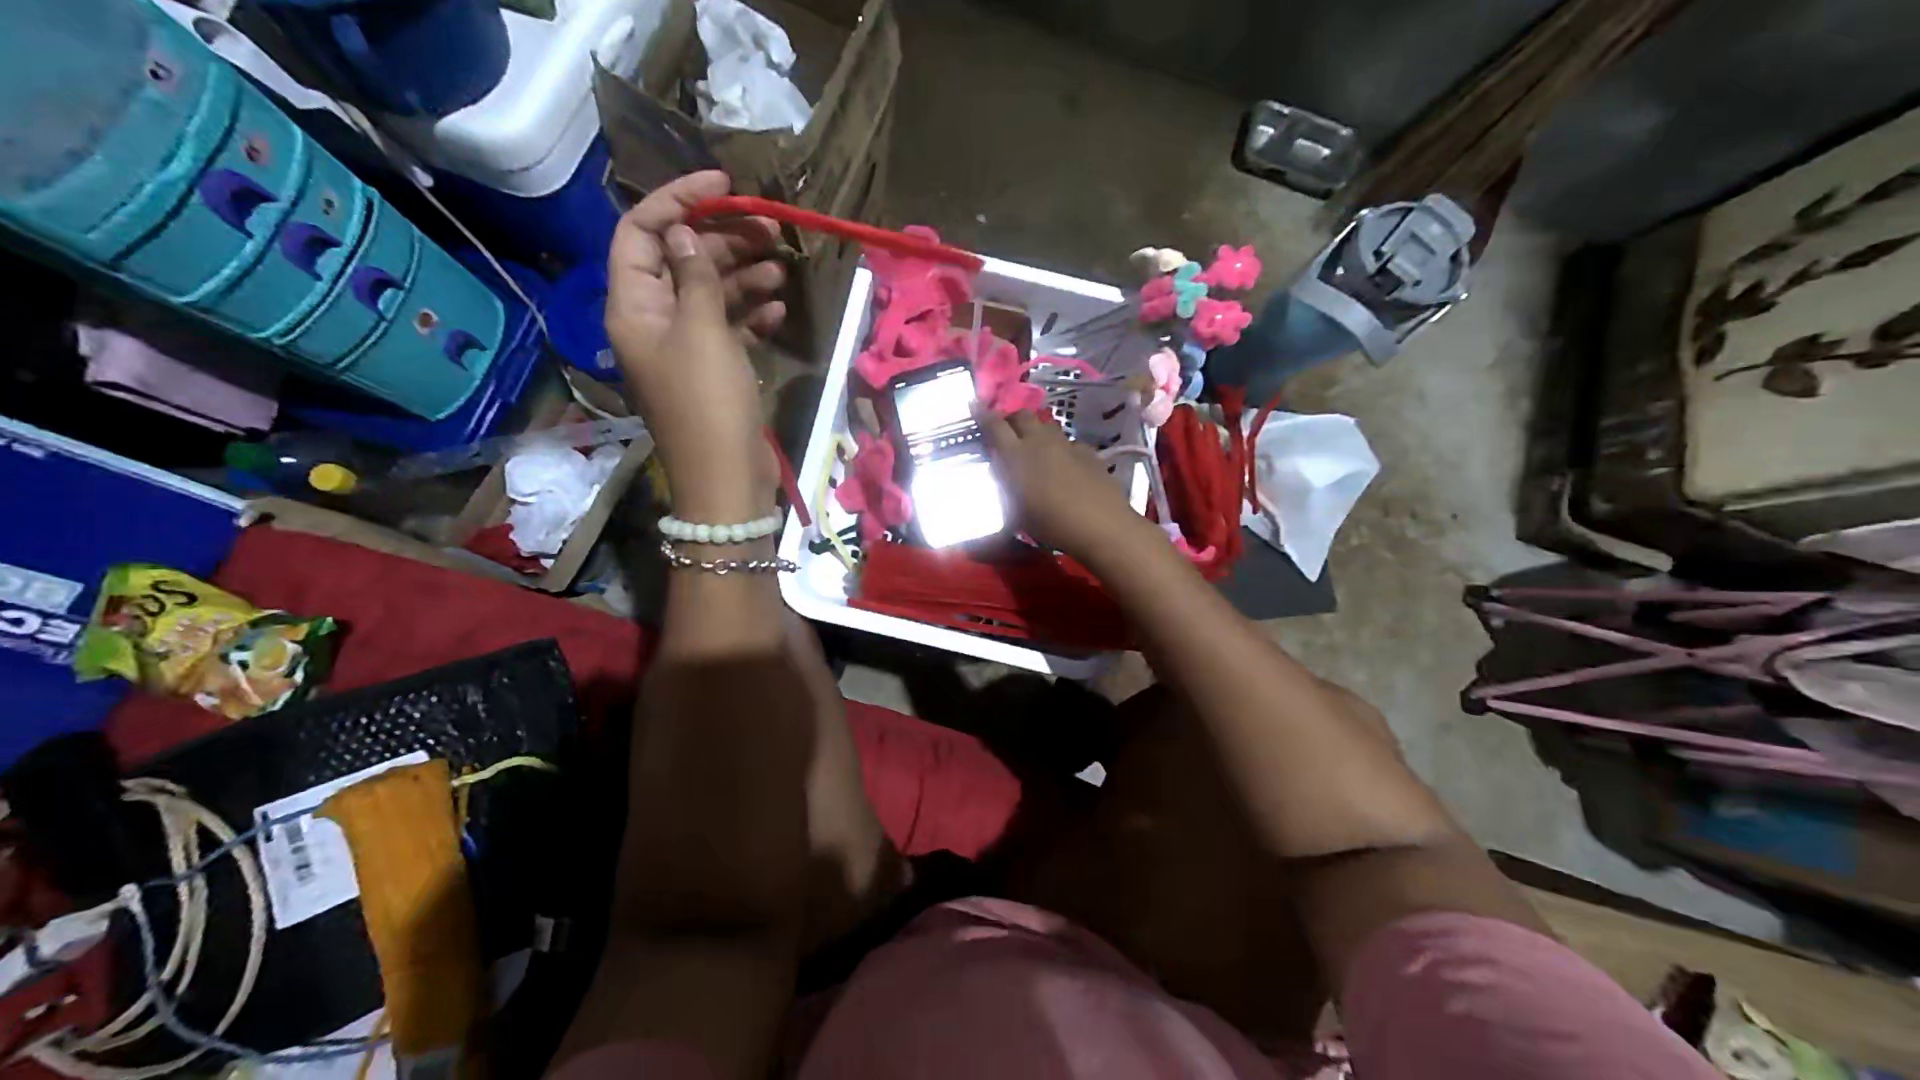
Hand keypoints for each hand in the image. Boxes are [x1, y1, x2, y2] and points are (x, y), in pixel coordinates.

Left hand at [606, 171, 787, 517]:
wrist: (726, 476)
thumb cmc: (708, 402)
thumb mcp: (702, 331)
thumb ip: (695, 275)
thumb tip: (687, 231)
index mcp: (632, 306)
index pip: (641, 233)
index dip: (677, 202)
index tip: (723, 186)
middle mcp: (653, 321)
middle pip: (681, 260)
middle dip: (722, 240)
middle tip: (769, 229)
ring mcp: (684, 347)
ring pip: (709, 293)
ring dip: (744, 275)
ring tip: (782, 267)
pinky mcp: (714, 369)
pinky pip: (730, 328)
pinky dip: (753, 314)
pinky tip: (780, 309)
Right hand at [976, 408, 1150, 562]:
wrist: (1100, 524)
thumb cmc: (1050, 523)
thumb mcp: (1015, 511)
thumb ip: (1005, 485)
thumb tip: (1001, 471)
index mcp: (1015, 454)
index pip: (993, 424)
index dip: (982, 414)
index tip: (974, 405)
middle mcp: (1039, 441)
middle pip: (1021, 416)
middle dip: (1011, 419)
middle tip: (1007, 433)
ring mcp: (1066, 444)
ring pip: (1046, 426)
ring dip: (1037, 432)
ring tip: (1035, 448)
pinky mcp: (1088, 452)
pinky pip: (1069, 443)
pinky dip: (1061, 449)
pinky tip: (1065, 465)